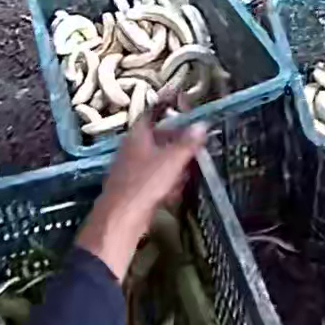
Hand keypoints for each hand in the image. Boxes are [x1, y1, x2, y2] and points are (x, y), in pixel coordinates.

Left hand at [75, 112, 207, 280]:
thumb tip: (202, 124)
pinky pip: (154, 178)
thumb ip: (188, 142)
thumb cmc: (146, 182)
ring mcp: (131, 169)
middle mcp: (132, 148)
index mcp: (138, 135)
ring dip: (174, 162)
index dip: (166, 109)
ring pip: (156, 159)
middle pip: (156, 138)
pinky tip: (179, 189)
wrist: (122, 218)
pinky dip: (167, 180)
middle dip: (176, 139)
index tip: (182, 106)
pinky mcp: (134, 188)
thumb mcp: (172, 160)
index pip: (151, 114)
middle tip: (196, 140)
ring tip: (193, 165)